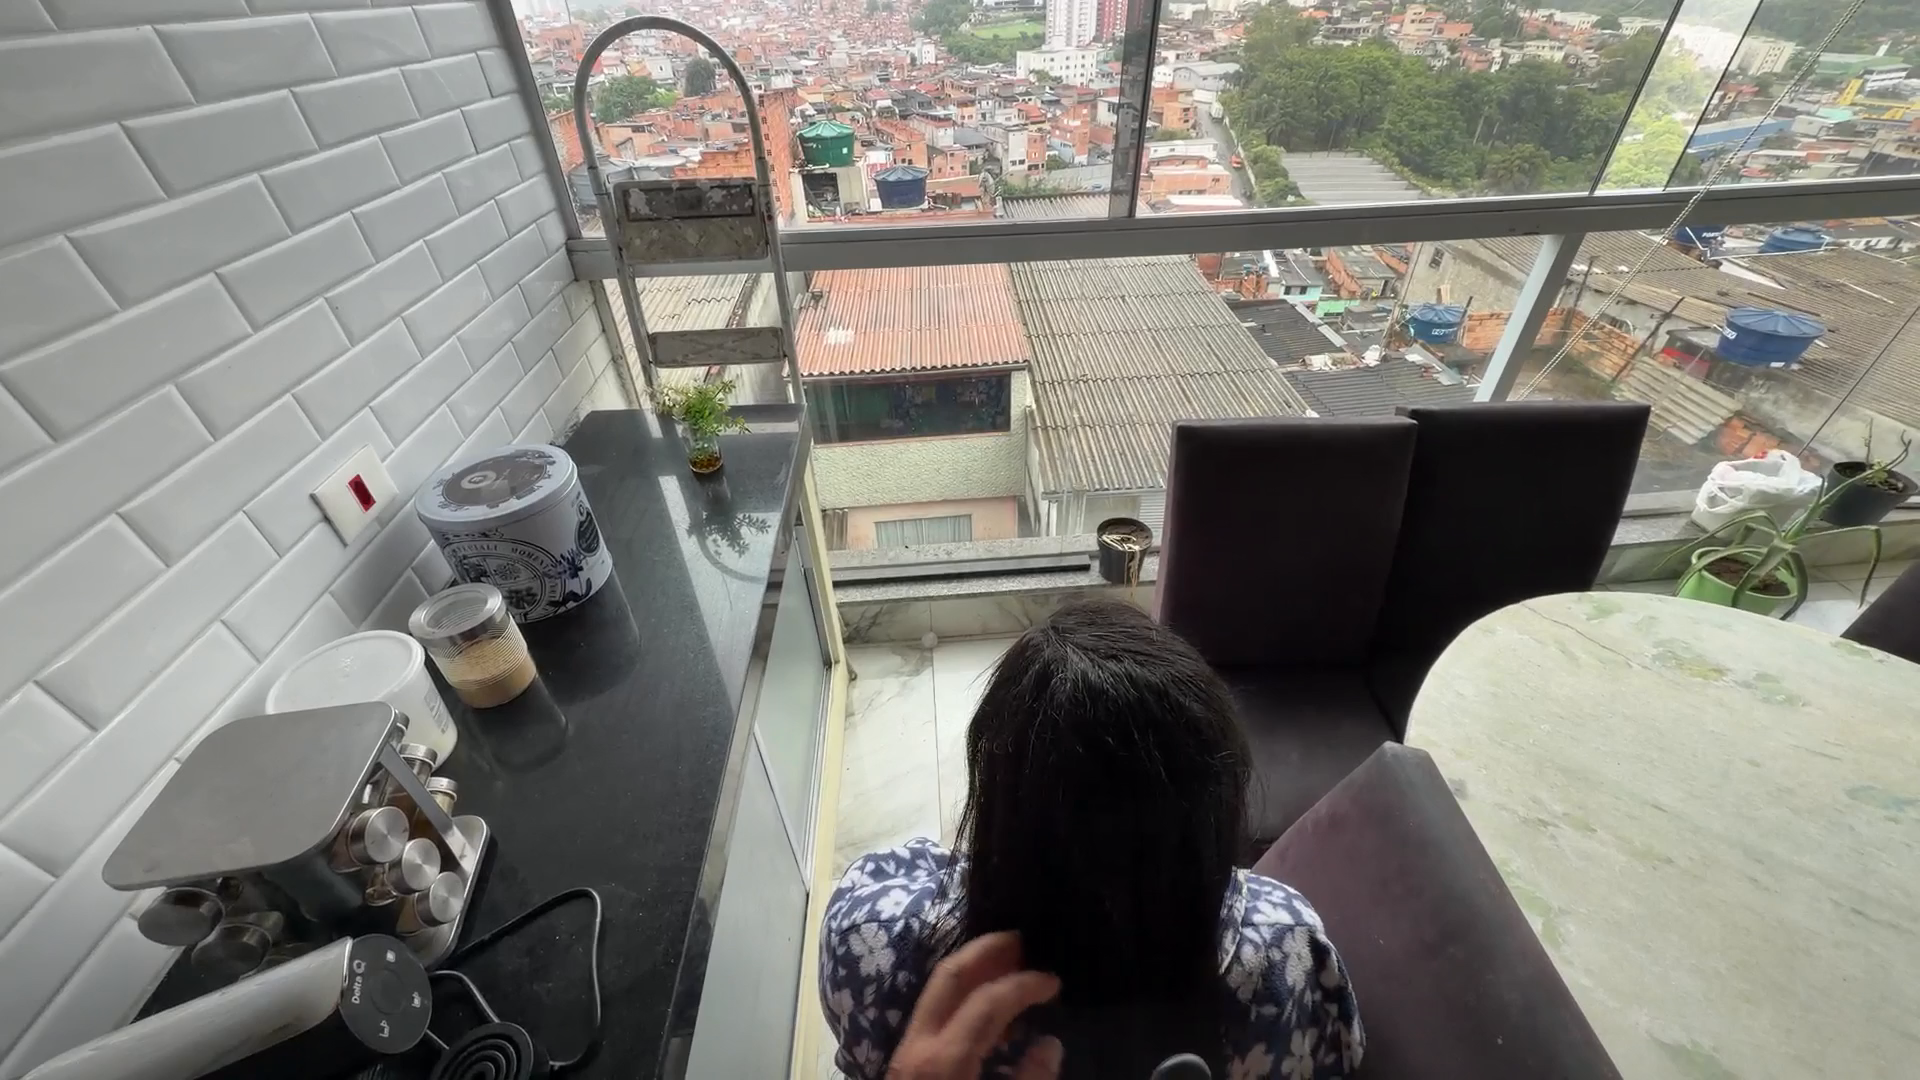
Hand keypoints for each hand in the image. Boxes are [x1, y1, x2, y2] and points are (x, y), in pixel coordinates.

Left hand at [887, 931, 1062, 1079]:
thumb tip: (1049, 1045)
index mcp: (943, 1061)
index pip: (987, 1001)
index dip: (1025, 984)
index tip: (1054, 981)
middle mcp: (917, 1046)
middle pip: (949, 976)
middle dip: (986, 952)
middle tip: (1021, 940)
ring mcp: (905, 1053)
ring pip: (937, 990)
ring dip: (973, 971)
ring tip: (1010, 964)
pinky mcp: (905, 1065)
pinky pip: (935, 1015)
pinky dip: (963, 1000)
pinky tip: (990, 1012)